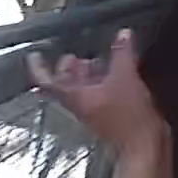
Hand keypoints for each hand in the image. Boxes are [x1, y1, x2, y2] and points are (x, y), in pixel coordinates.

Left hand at [28, 28, 167, 156]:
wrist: (143, 144)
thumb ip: (122, 53)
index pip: (48, 82)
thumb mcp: (125, 76)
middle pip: (66, 84)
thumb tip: (122, 34)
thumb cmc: (128, 116)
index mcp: (76, 97)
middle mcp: (81, 104)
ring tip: (93, 58)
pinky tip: (115, 72)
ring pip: (83, 89)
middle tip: (69, 55)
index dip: (39, 67)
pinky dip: (102, 80)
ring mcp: (95, 109)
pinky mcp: (109, 112)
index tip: (34, 54)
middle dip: (66, 68)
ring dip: (85, 73)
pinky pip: (99, 93)